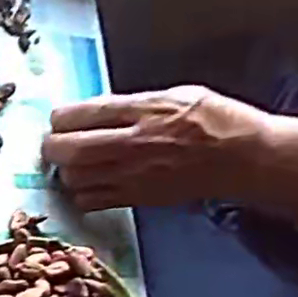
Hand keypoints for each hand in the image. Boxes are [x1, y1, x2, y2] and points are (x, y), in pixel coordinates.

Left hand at [42, 85, 271, 210]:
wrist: (245, 158)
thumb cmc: (214, 121)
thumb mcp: (177, 96)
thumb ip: (130, 104)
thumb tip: (88, 111)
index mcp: (149, 111)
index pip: (86, 113)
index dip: (61, 116)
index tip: (58, 118)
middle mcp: (135, 144)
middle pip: (69, 149)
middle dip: (52, 145)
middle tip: (55, 143)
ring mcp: (131, 174)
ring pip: (72, 177)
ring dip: (64, 169)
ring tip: (74, 162)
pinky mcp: (132, 198)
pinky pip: (86, 200)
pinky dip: (79, 192)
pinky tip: (89, 182)